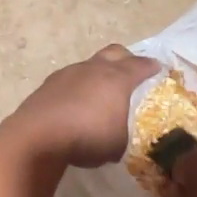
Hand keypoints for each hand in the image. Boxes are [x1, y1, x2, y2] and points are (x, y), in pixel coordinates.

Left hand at [4, 44, 159, 167]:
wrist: (37, 136)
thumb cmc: (87, 137)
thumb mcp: (120, 143)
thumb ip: (127, 131)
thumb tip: (125, 130)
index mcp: (118, 78)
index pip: (142, 65)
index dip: (152, 68)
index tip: (158, 71)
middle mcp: (95, 68)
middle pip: (116, 53)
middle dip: (127, 60)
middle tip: (131, 74)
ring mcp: (69, 73)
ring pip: (90, 64)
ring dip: (98, 74)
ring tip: (100, 94)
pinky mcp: (49, 83)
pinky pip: (70, 78)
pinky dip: (78, 87)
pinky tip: (75, 104)